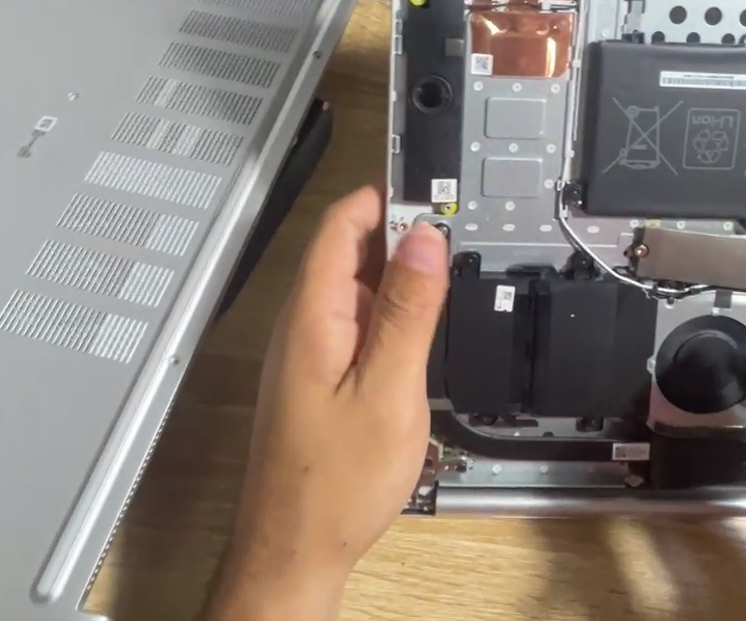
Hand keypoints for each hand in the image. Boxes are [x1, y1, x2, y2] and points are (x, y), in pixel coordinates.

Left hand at [208, 187, 450, 620]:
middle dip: (398, 235)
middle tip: (450, 239)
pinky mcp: (317, 374)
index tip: (428, 191)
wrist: (294, 554)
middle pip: (348, 251)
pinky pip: (354, 320)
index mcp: (313, 315)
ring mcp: (308, 349)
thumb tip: (424, 238)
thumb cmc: (337, 482)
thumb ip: (408, 310)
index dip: (382, 198)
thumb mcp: (388, 389)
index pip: (340, 225)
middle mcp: (303, 323)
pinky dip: (388, 310)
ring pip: (354, 287)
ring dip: (397, 275)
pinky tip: (417, 330)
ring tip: (444, 282)